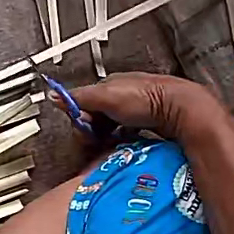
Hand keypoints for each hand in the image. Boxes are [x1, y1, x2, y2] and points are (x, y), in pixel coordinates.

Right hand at [69, 72, 223, 142]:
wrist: (179, 108)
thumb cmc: (146, 98)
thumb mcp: (106, 96)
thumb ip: (80, 97)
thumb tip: (54, 97)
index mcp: (111, 85)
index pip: (85, 103)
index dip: (82, 120)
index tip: (83, 133)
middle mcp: (124, 96)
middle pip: (99, 118)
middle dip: (96, 131)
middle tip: (98, 142)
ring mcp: (138, 111)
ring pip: (114, 128)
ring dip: (110, 139)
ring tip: (111, 147)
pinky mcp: (149, 125)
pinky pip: (129, 136)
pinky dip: (125, 143)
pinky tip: (126, 148)